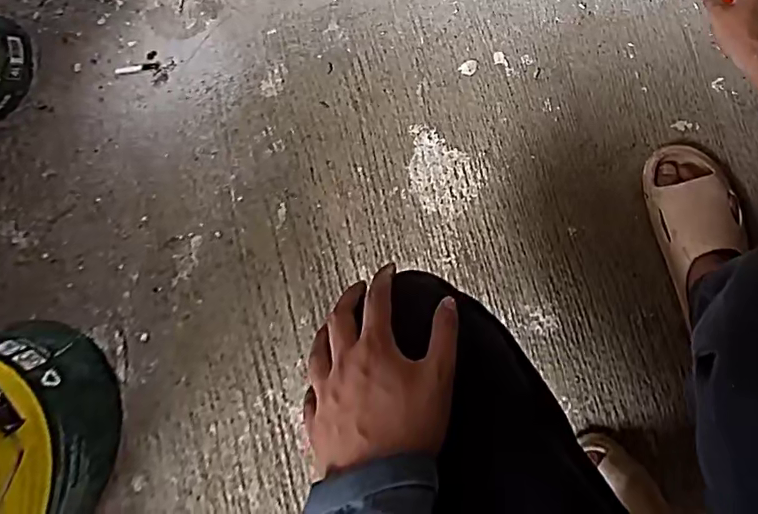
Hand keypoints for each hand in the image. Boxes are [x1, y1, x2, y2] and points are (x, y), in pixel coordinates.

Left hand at [303, 264, 459, 479]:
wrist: (379, 485)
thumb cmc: (408, 433)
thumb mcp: (439, 376)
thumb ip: (444, 335)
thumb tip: (447, 307)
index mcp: (374, 348)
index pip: (377, 300)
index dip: (383, 280)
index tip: (386, 272)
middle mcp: (345, 365)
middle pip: (339, 318)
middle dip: (350, 296)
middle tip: (359, 288)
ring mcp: (326, 394)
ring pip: (317, 350)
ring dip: (326, 329)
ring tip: (331, 322)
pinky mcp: (317, 422)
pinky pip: (309, 392)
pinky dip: (314, 378)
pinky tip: (317, 379)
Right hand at [702, 0, 757, 73]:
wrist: (756, 60)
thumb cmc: (740, 37)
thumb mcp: (716, 14)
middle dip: (723, 7)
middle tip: (715, 16)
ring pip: (740, 12)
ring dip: (729, 20)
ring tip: (723, 31)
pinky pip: (746, 25)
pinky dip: (737, 29)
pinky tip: (731, 39)